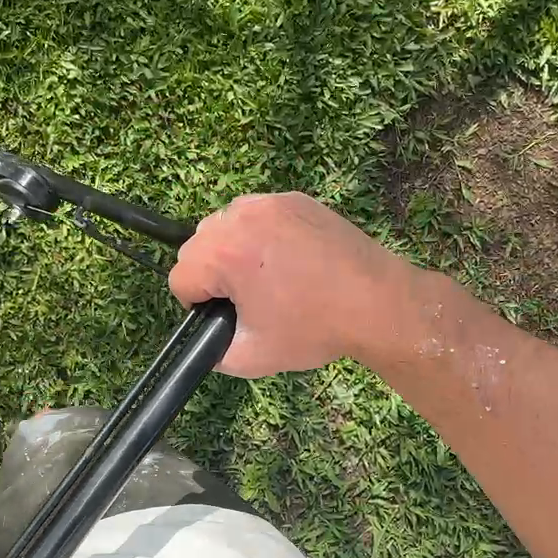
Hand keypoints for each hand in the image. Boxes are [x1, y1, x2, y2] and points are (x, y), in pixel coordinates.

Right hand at [170, 192, 413, 376]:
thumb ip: (213, 351)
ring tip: (264, 278)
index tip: (228, 316)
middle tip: (247, 299)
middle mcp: (242, 217)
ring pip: (222, 225)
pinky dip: (258, 236)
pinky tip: (285, 260)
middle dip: (210, 274)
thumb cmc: (315, 330)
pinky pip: (255, 215)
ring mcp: (270, 203)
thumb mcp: (252, 357)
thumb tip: (206, 339)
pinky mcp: (295, 200)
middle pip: (196, 246)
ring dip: (230, 251)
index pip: (180, 277)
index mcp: (226, 253)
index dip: (197, 305)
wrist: (377, 304)